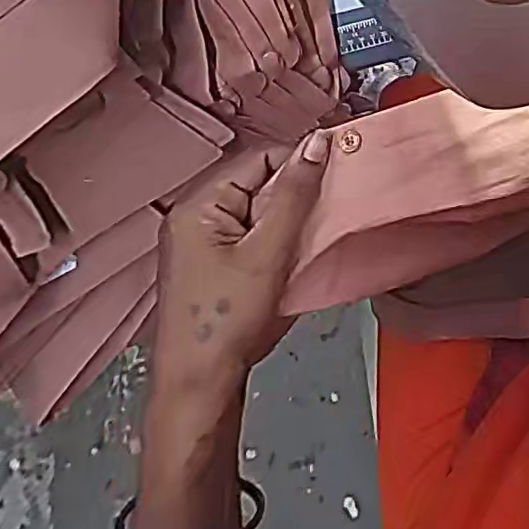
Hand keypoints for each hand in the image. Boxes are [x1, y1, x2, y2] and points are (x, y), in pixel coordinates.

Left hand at [152, 131, 331, 392]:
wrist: (200, 386)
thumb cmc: (228, 319)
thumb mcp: (269, 251)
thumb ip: (295, 193)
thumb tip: (317, 142)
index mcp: (198, 203)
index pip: (259, 159)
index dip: (298, 164)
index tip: (333, 176)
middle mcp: (194, 214)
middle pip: (258, 182)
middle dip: (294, 194)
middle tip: (323, 212)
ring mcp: (201, 239)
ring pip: (259, 207)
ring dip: (288, 217)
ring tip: (309, 235)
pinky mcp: (212, 260)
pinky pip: (252, 230)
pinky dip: (277, 236)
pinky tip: (293, 253)